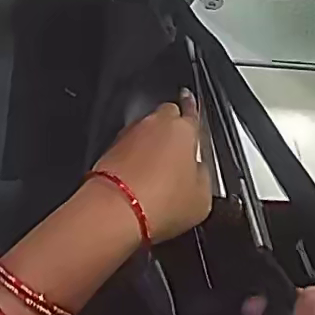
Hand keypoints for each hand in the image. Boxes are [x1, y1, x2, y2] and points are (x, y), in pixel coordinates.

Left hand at [91, 90, 209, 241]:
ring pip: (147, 128)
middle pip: (168, 114)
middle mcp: (155, 123)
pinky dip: (135, 153)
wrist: (117, 207)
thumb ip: (203, 175)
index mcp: (183, 129)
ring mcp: (131, 132)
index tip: (193, 106)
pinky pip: (130, 143)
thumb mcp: (201, 198)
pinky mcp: (111, 145)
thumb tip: (198, 172)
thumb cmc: (161, 201)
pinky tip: (140, 174)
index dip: (194, 110)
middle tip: (179, 152)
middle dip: (173, 127)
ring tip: (158, 170)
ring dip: (152, 141)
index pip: (193, 111)